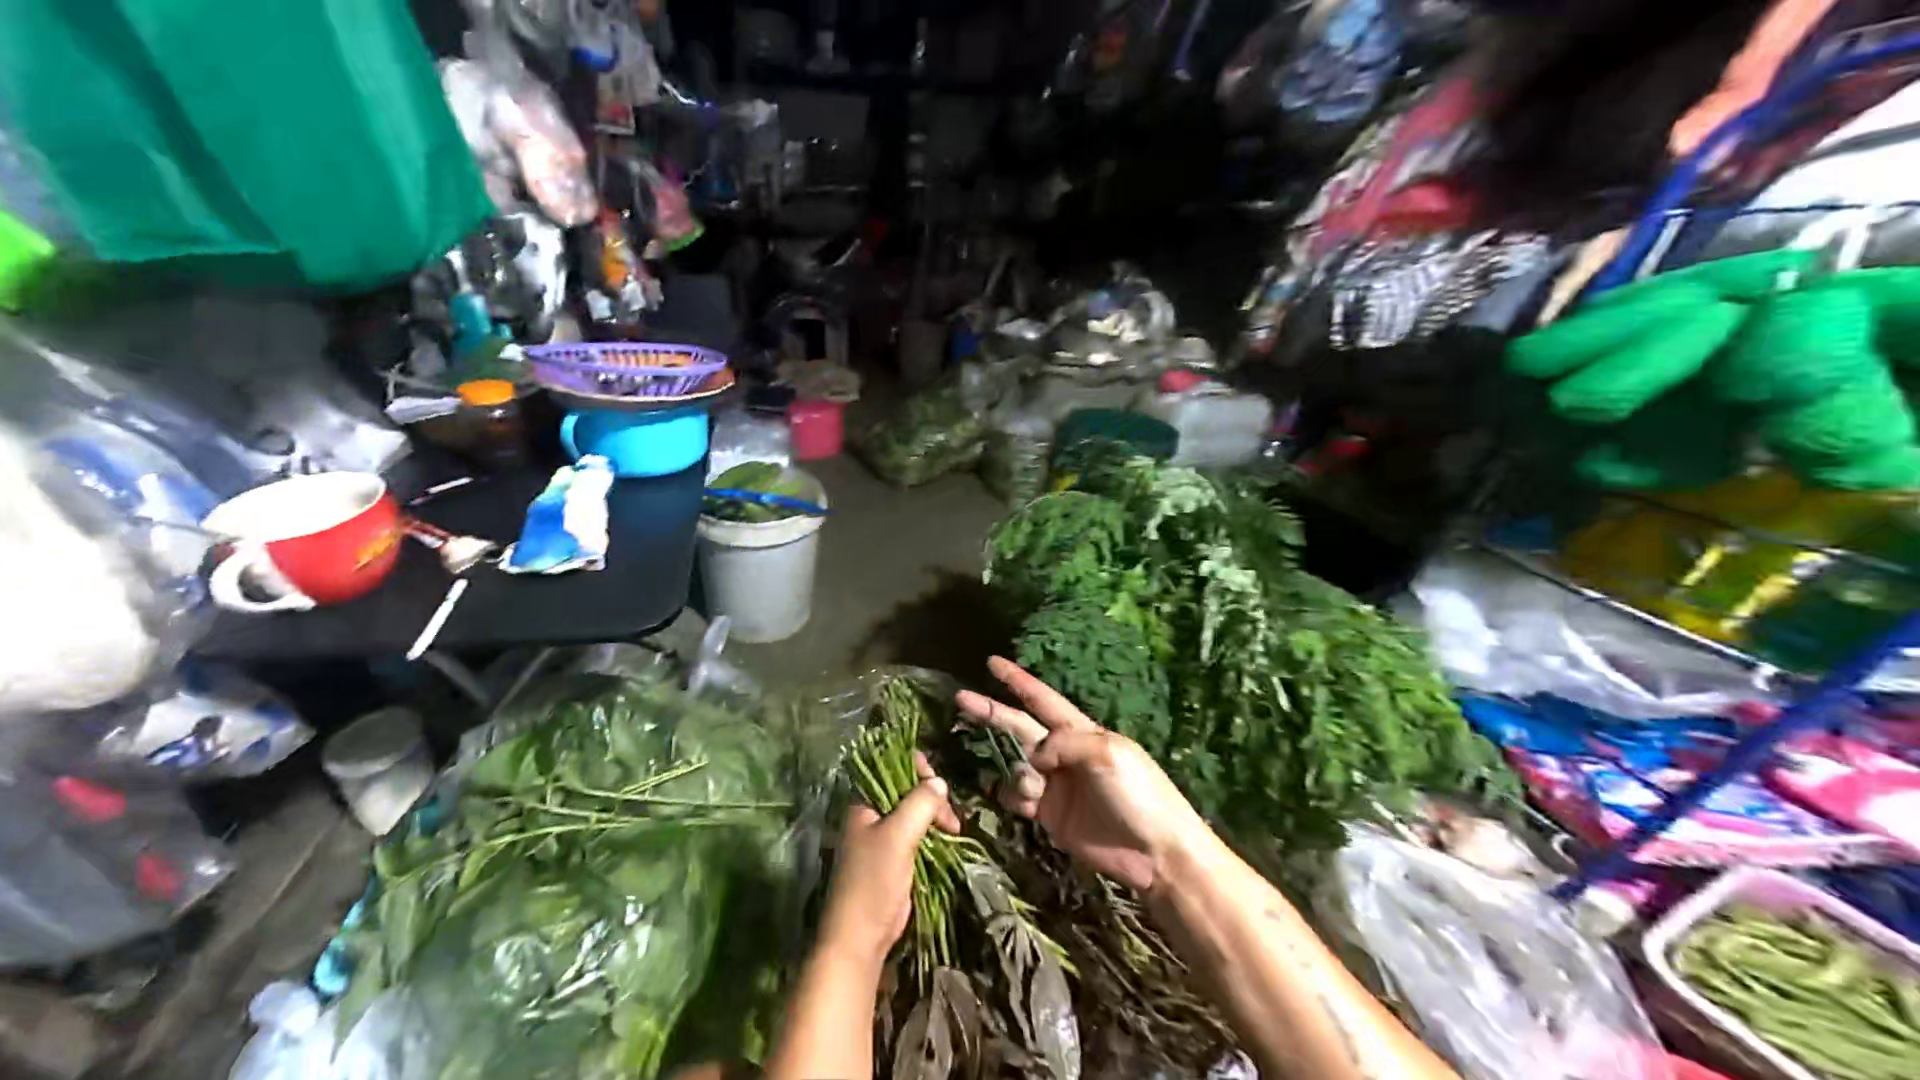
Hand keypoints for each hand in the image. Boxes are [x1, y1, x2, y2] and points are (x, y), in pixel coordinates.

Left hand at [815, 753, 960, 968]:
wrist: (860, 937)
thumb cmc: (873, 880)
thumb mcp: (898, 835)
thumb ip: (920, 803)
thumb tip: (940, 782)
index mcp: (863, 801)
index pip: (891, 766)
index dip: (917, 769)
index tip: (938, 786)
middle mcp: (871, 813)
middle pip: (907, 788)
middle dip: (932, 796)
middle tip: (949, 818)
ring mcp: (882, 835)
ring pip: (914, 811)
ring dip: (935, 815)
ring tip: (953, 829)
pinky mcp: (894, 856)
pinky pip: (917, 832)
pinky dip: (933, 832)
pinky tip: (948, 838)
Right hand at [956, 656, 1211, 894]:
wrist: (1156, 854)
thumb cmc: (1139, 795)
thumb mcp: (1108, 753)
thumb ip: (1064, 742)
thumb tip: (1032, 756)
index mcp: (1081, 731)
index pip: (1042, 698)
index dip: (1017, 680)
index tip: (991, 661)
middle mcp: (1063, 752)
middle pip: (1018, 726)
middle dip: (991, 713)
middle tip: (960, 699)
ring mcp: (1054, 784)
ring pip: (1014, 764)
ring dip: (1012, 770)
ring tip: (1032, 789)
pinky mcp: (1050, 815)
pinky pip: (1017, 796)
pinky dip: (1012, 795)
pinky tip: (1025, 803)